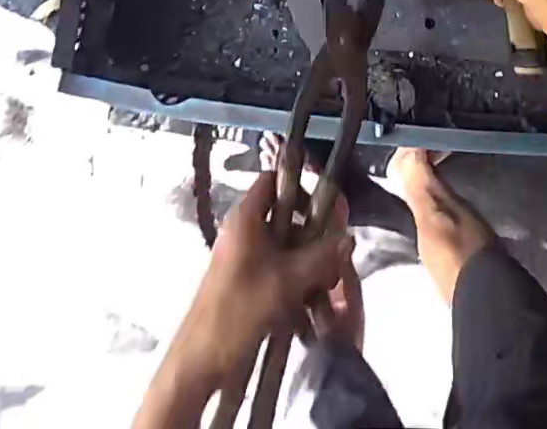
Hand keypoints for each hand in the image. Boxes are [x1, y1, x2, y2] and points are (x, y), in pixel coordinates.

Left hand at [166, 171, 354, 389]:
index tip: (325, 203)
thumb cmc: (237, 312)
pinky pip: (280, 268)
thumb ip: (321, 256)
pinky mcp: (247, 283)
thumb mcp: (286, 281)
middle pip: (287, 215)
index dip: (300, 184)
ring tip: (328, 282)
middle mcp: (244, 232)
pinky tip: (313, 302)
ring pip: (287, 245)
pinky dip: (298, 279)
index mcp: (245, 219)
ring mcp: (244, 258)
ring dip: (310, 261)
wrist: (197, 368)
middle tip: (335, 248)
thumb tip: (349, 237)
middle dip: (314, 232)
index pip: (273, 179)